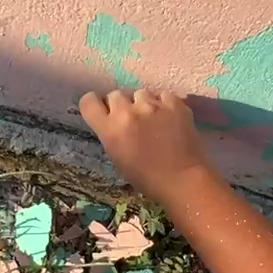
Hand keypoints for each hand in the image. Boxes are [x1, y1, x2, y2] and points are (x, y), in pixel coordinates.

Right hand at [77, 89, 218, 201]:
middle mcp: (128, 112)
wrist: (184, 180)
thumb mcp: (117, 157)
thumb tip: (113, 119)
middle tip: (131, 120)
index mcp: (110, 129)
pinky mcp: (174, 103)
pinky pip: (162, 95)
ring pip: (140, 92)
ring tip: (153, 118)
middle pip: (115, 94)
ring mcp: (152, 105)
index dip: (95, 105)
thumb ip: (111, 133)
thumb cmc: (147, 178)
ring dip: (143, 103)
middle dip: (121, 105)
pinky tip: (168, 117)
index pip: (88, 101)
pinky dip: (164, 103)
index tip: (103, 111)